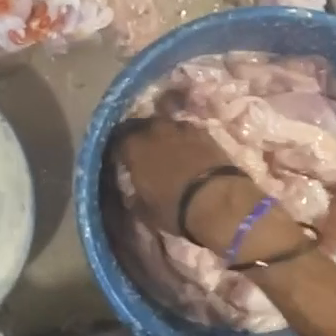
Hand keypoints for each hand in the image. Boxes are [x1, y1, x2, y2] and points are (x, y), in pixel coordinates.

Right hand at [113, 117, 237, 233]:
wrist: (218, 201)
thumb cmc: (175, 208)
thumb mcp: (145, 209)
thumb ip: (136, 196)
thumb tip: (132, 195)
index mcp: (133, 148)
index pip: (118, 141)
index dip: (121, 151)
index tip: (123, 161)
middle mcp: (153, 131)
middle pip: (142, 127)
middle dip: (141, 138)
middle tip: (144, 153)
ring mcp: (180, 128)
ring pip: (166, 126)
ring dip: (164, 136)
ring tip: (167, 149)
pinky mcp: (204, 132)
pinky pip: (187, 131)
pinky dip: (184, 139)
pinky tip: (188, 150)